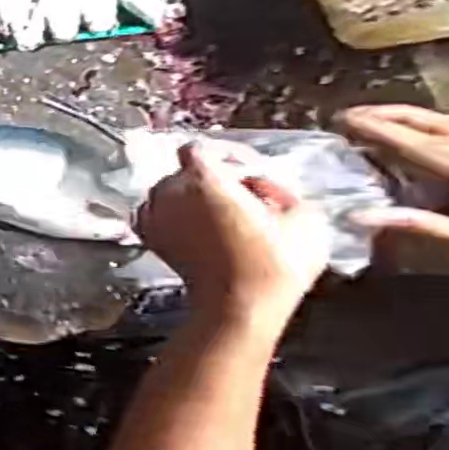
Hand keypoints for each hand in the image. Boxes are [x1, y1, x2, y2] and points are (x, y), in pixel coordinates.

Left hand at [136, 141, 331, 318]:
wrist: (238, 301)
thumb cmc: (277, 260)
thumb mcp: (302, 214)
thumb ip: (277, 186)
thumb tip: (256, 181)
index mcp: (205, 183)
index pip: (197, 148)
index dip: (222, 152)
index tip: (244, 167)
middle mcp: (168, 193)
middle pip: (185, 171)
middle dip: (213, 178)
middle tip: (244, 197)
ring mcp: (152, 213)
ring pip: (168, 190)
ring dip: (192, 195)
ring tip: (224, 215)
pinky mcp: (146, 233)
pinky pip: (155, 210)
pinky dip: (173, 212)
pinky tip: (199, 226)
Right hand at [338, 105, 448, 261]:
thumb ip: (432, 226)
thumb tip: (364, 215)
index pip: (424, 144)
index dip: (381, 131)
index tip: (344, 122)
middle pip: (443, 123)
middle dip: (393, 115)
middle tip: (351, 114)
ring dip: (418, 115)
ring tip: (383, 117)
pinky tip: (439, 125)